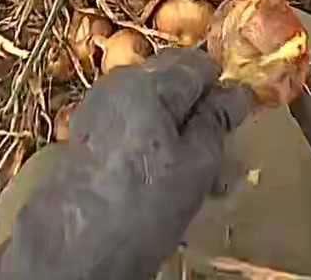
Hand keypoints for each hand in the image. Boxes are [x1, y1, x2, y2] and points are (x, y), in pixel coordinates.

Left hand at [0, 48, 253, 279]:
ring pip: (154, 102)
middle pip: (174, 79)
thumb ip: (217, 122)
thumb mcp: (195, 165)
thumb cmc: (140, 203)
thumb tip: (239, 92)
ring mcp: (101, 103)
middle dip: (201, 108)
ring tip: (199, 172)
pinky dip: (153, 137)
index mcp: (149, 80)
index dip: (222, 87)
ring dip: (179, 126)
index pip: (198, 63)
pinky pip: (132, 120)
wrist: (71, 247)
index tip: (237, 119)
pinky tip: (164, 174)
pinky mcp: (88, 129)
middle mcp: (122, 80)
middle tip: (222, 151)